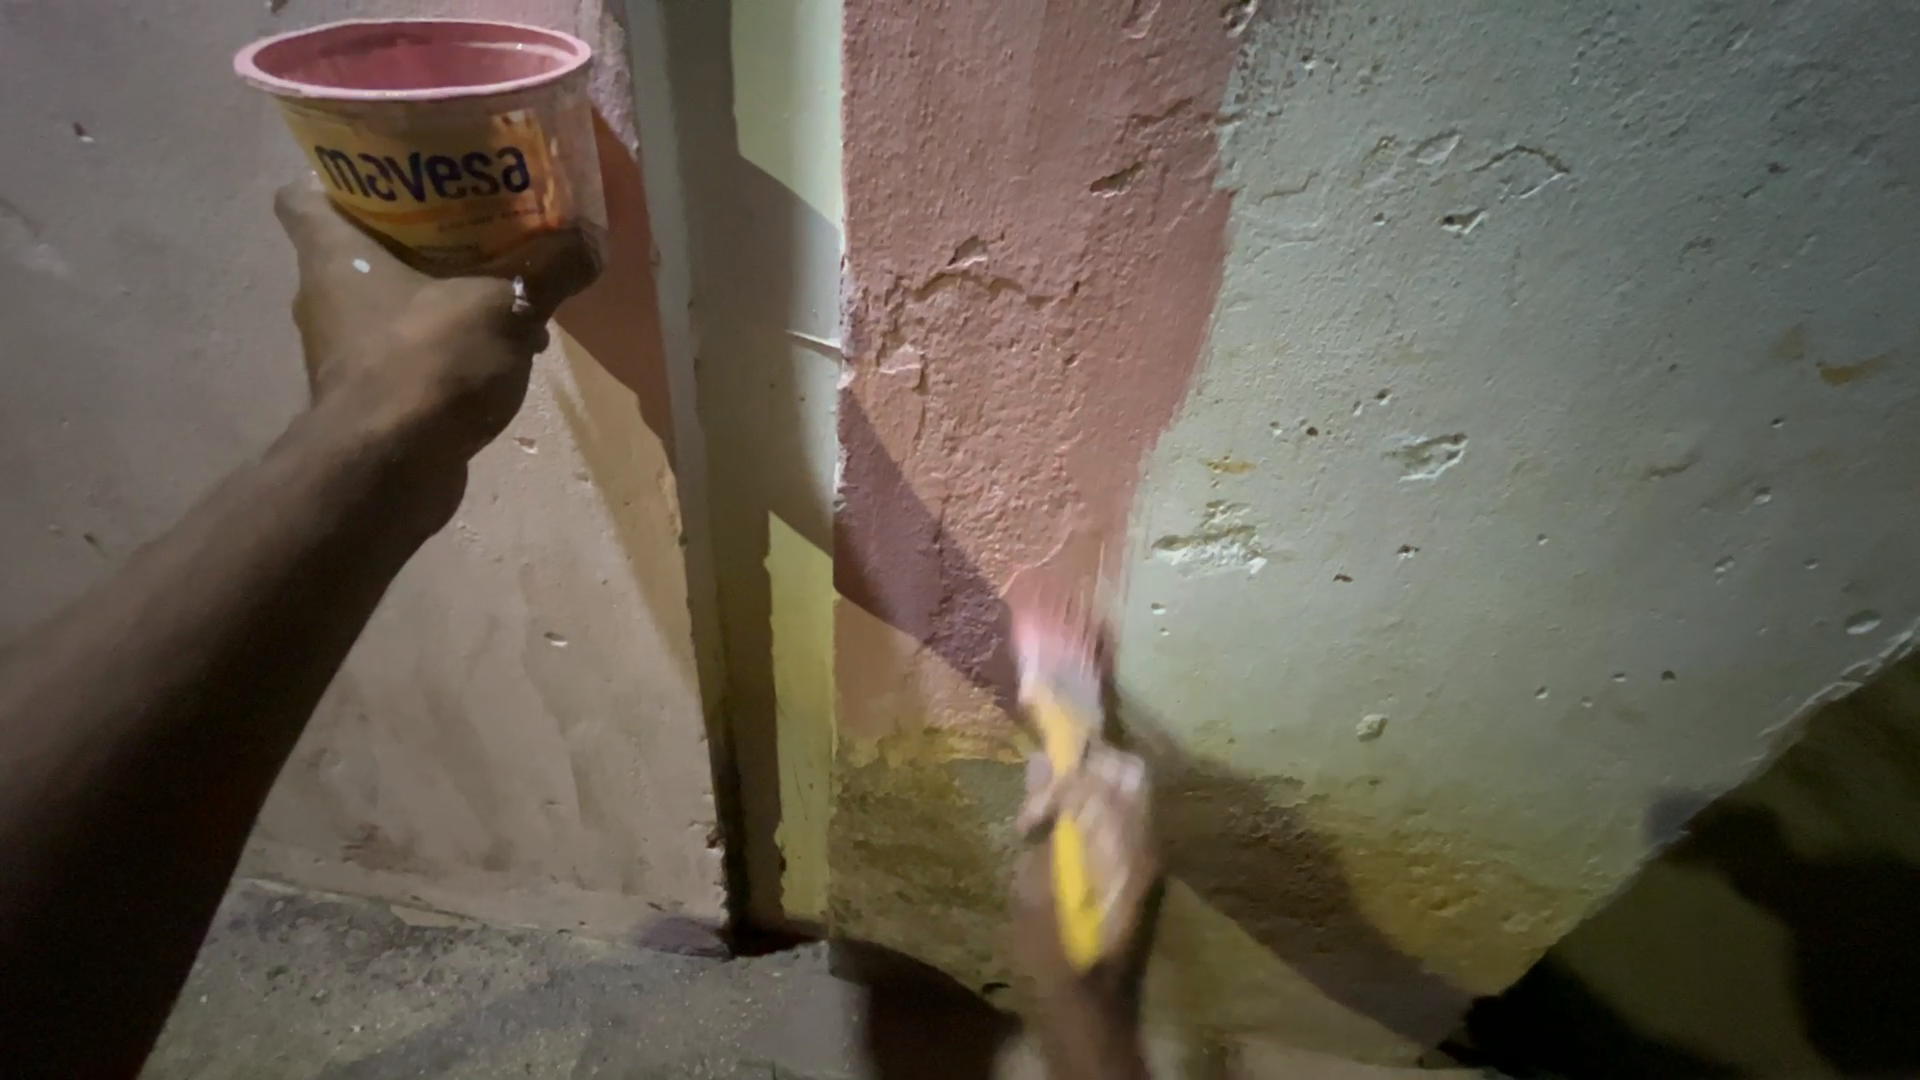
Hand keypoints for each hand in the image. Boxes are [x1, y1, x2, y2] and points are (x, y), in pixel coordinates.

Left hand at [274, 183, 599, 463]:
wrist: (393, 466)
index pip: (302, 196)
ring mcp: (343, 354)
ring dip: (435, 304)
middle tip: (471, 238)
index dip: (342, 182)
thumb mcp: (507, 306)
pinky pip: (406, 357)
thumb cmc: (431, 364)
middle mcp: (324, 297)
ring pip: (388, 308)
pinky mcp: (368, 399)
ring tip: (495, 303)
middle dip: (413, 245)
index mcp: (333, 253)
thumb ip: (549, 272)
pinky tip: (490, 360)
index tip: (396, 183)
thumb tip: (590, 240)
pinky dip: (442, 353)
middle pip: (358, 252)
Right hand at [1009, 746, 1161, 1016]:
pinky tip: (1073, 834)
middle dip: (1087, 765)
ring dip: (1095, 785)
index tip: (1031, 814)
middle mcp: (1146, 842)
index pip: (1098, 776)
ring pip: (1134, 791)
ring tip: (1057, 815)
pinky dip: (1102, 808)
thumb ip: (1044, 817)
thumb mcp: (1033, 886)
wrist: (1093, 1015)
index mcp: (1119, 846)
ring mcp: (1153, 856)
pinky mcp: (1149, 870)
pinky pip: (1131, 817)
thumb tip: (1041, 761)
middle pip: (1129, 771)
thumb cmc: (1053, 955)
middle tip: (1049, 791)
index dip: (1059, 779)